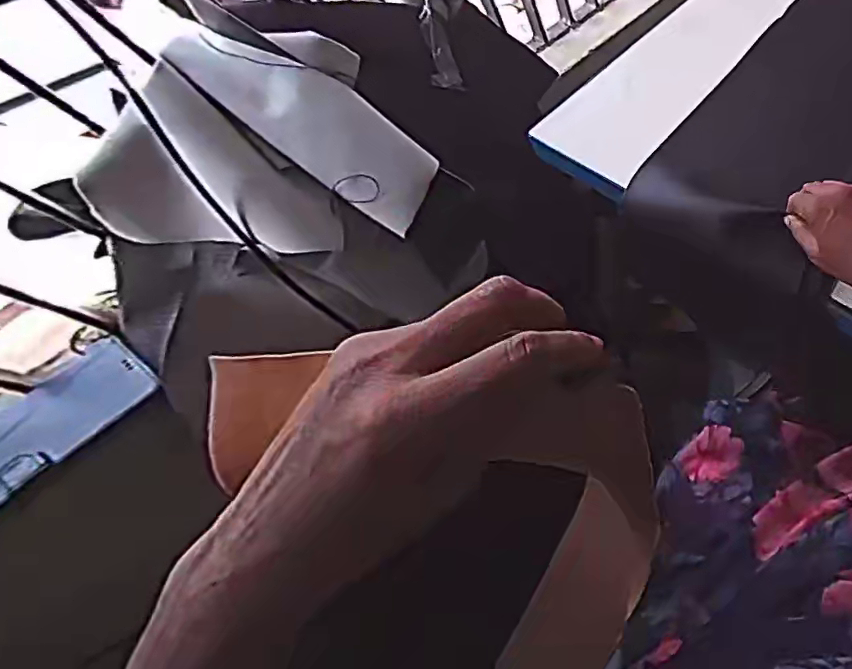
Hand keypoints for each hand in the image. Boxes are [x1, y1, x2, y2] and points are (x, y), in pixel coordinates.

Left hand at [134, 277, 605, 665]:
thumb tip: (542, 385)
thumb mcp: (444, 488)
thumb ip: (496, 423)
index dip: (567, 347)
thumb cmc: (349, 538)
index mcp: (407, 416)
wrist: (260, 552)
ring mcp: (364, 350)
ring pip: (463, 305)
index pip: (513, 354)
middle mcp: (383, 367)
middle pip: (491, 298)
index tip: (591, 352)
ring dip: (506, 319)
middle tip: (565, 330)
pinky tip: (470, 365)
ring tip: (522, 350)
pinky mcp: (354, 347)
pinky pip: (432, 323)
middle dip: (543, 305)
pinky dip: (467, 334)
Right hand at [785, 181, 851, 307]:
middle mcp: (836, 194)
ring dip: (825, 200)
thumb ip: (799, 231)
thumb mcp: (816, 253)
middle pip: (810, 188)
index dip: (794, 212)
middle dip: (809, 204)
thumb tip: (793, 221)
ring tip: (832, 223)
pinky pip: (845, 190)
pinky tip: (846, 220)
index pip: (795, 198)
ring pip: (828, 187)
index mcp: (820, 206)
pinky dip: (841, 200)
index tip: (798, 220)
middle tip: (814, 223)